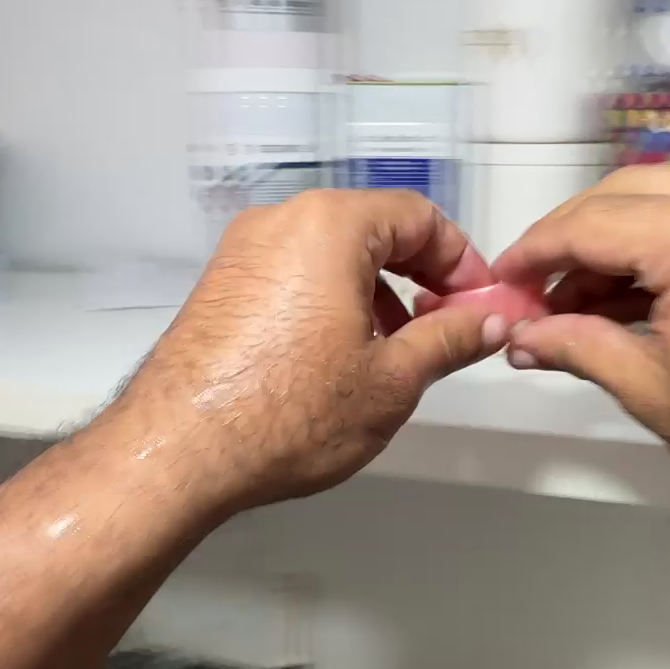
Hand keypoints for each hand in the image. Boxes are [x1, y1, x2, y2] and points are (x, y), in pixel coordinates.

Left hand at [102, 189, 511, 513]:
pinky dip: (331, 303)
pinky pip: (293, 278)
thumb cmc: (293, 412)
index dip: (462, 261)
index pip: (419, 216)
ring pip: (331, 256)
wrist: (180, 452)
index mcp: (330, 224)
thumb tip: (489, 322)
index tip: (479, 305)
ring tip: (394, 352)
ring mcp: (242, 254)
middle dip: (419, 278)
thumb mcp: (391, 380)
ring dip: (376, 294)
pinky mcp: (220, 289)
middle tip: (444, 329)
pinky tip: (338, 358)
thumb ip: (449, 340)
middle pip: (372, 231)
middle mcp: (280, 221)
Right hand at [493, 163, 669, 526]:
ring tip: (576, 305)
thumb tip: (520, 338)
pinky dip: (661, 247)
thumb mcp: (656, 393)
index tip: (500, 280)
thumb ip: (578, 347)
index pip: (591, 223)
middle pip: (625, 194)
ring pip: (664, 196)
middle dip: (570, 243)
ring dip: (614, 245)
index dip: (534, 252)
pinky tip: (629, 295)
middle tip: (534, 295)